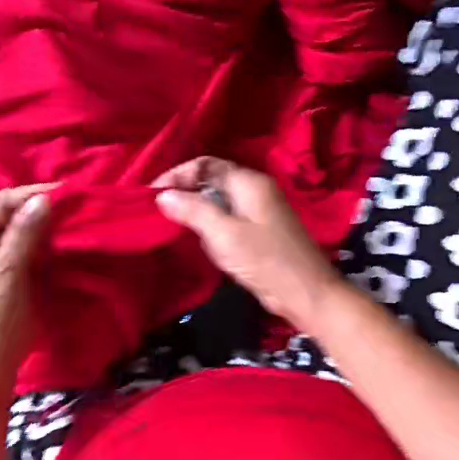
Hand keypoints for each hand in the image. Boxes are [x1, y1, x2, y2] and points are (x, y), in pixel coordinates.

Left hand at [0, 184, 57, 385]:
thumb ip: (23, 234)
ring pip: (20, 237)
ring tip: (74, 224)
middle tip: (75, 207)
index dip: (31, 194)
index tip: (66, 192)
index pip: (0, 203)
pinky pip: (27, 257)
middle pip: (9, 218)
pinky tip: (64, 249)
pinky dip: (45, 249)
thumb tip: (43, 199)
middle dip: (40, 210)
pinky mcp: (7, 285)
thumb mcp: (6, 273)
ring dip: (45, 229)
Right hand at [153, 158, 348, 329]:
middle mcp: (254, 190)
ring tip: (170, 223)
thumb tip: (163, 196)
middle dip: (184, 192)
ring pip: (218, 201)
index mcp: (249, 182)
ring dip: (196, 210)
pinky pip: (227, 219)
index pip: (206, 165)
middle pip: (211, 180)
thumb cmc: (266, 261)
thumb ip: (193, 211)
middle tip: (157, 210)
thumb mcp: (225, 235)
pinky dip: (210, 226)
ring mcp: (258, 211)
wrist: (307, 294)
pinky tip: (198, 240)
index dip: (177, 175)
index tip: (152, 195)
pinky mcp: (259, 231)